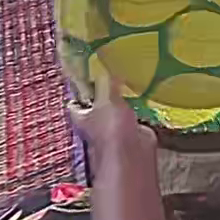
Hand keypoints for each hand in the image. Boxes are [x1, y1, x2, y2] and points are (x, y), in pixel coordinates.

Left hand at [69, 51, 156, 175]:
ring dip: (122, 99)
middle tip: (114, 73)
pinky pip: (133, 114)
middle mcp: (95, 124)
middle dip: (104, 92)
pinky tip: (144, 95)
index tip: (88, 75)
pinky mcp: (132, 130)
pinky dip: (137, 107)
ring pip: (115, 110)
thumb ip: (104, 82)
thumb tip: (103, 67)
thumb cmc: (111, 128)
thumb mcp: (105, 99)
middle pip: (96, 106)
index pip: (75, 103)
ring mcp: (114, 128)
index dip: (79, 91)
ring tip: (130, 80)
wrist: (132, 152)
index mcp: (82, 117)